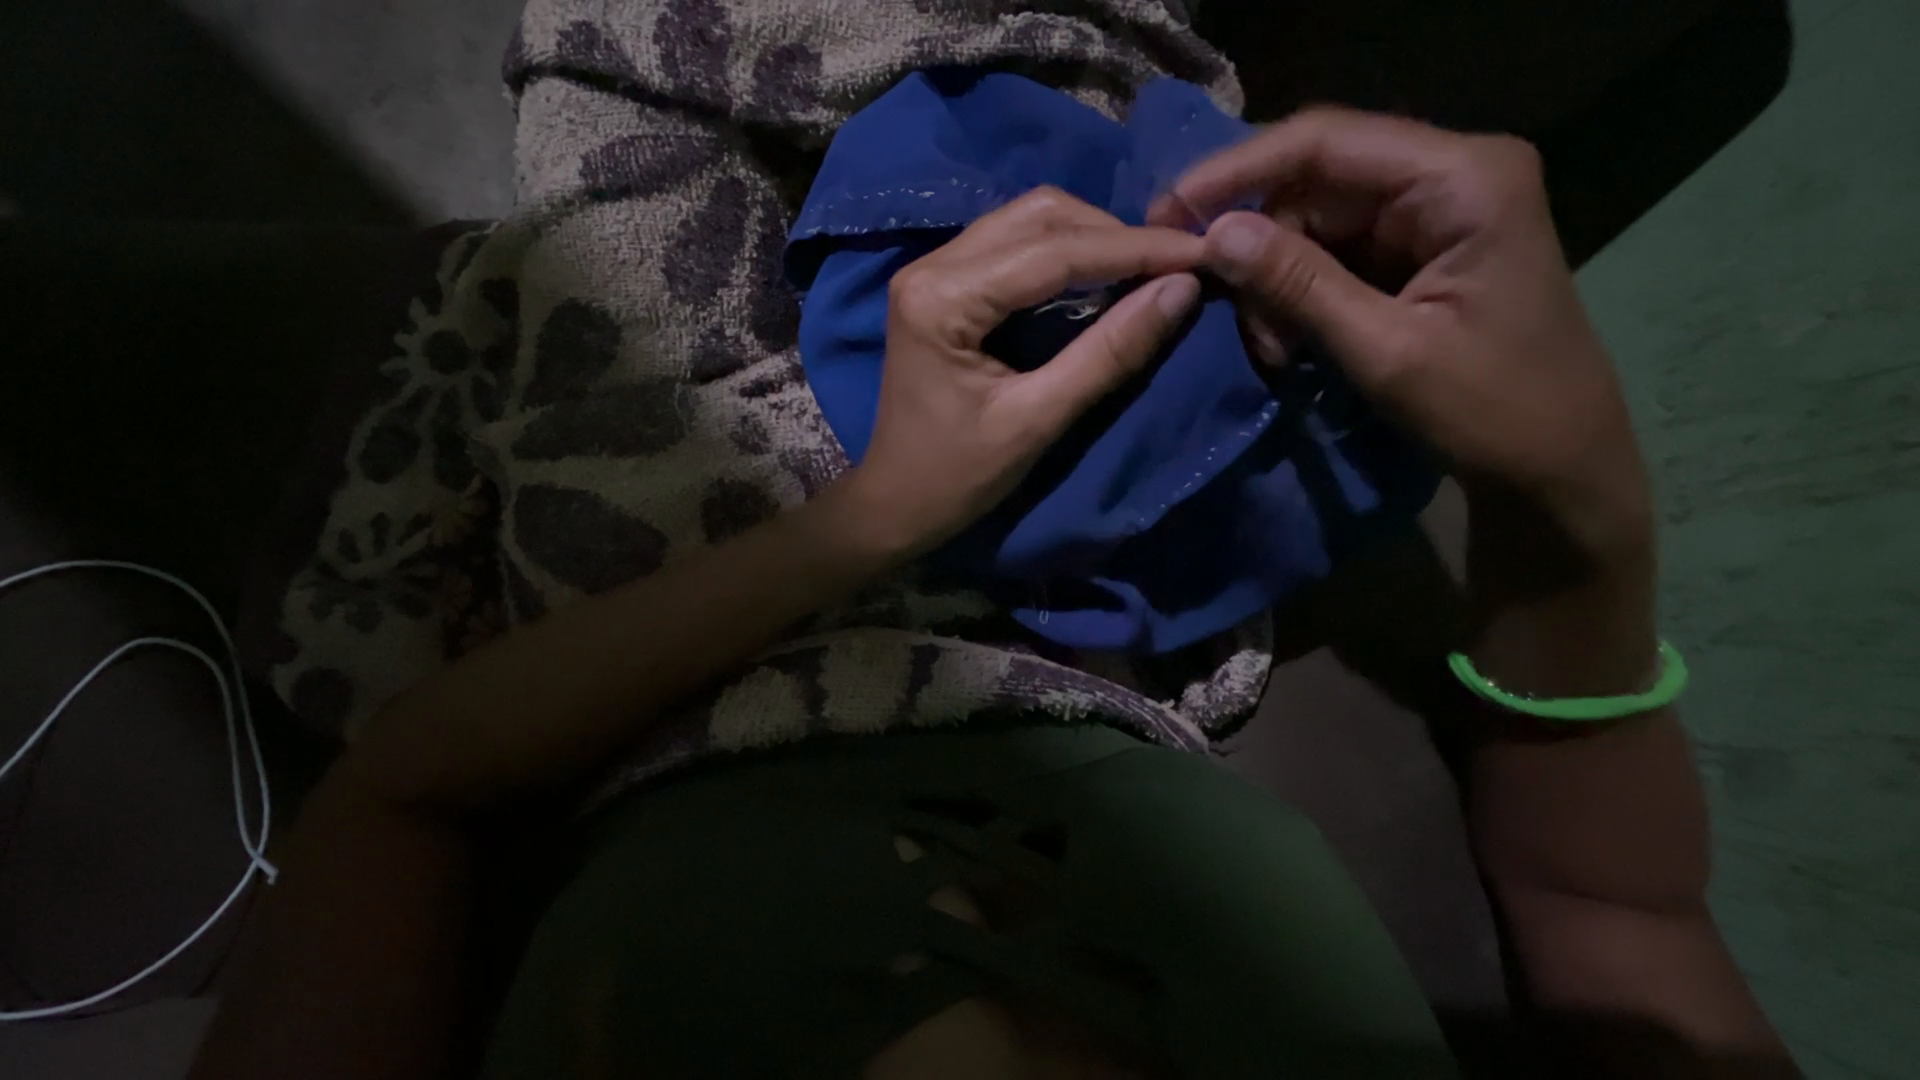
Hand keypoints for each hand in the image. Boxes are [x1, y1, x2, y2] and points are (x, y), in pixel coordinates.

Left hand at [843, 187, 1203, 555]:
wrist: (896, 502)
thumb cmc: (957, 476)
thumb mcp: (1037, 420)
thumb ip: (1107, 354)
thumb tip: (1181, 290)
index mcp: (941, 297)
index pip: (1052, 251)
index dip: (1132, 248)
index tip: (1199, 252)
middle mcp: (931, 266)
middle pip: (1038, 216)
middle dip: (1113, 234)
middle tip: (1174, 263)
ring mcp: (932, 270)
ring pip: (1027, 222)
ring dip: (1091, 238)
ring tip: (1146, 269)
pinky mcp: (943, 285)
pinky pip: (1014, 246)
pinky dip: (1064, 254)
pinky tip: (1101, 277)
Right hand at [1151, 108, 1652, 563]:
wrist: (1556, 464)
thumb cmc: (1491, 410)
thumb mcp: (1385, 351)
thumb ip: (1299, 285)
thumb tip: (1214, 234)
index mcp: (1461, 178)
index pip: (1325, 142)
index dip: (1235, 171)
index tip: (1166, 214)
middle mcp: (1446, 175)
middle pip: (1314, 180)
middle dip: (1257, 243)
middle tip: (1218, 308)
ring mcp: (1431, 213)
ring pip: (1314, 221)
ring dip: (1274, 281)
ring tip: (1269, 345)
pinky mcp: (1415, 251)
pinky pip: (1331, 254)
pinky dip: (1295, 296)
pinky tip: (1286, 340)